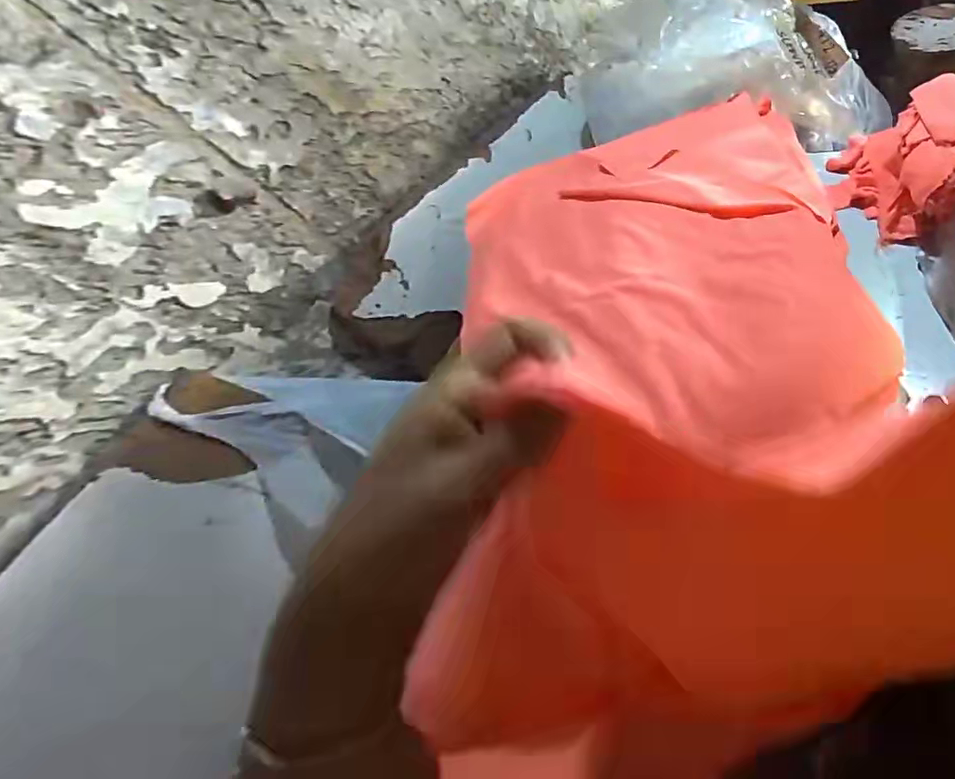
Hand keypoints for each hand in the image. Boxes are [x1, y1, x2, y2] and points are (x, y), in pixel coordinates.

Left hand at [246, 319, 569, 761]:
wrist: (355, 618)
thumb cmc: (396, 541)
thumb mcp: (458, 485)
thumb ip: (516, 436)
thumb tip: (575, 390)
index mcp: (450, 396)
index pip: (506, 337)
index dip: (546, 342)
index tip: (579, 378)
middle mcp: (467, 408)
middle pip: (526, 369)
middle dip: (564, 380)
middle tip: (600, 410)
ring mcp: (477, 443)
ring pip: (532, 407)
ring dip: (565, 416)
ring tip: (598, 437)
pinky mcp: (488, 475)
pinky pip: (533, 442)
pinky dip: (558, 445)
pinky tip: (578, 463)